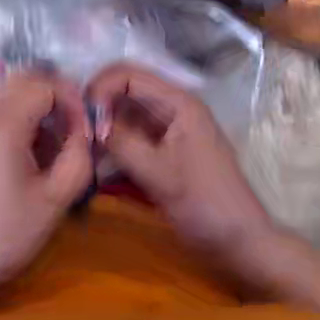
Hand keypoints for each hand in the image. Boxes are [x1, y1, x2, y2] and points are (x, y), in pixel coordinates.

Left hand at [0, 74, 95, 303]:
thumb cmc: (7, 231)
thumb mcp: (56, 197)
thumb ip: (79, 155)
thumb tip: (85, 131)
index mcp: (3, 120)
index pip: (48, 85)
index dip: (74, 103)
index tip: (86, 135)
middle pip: (29, 79)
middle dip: (58, 99)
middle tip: (75, 132)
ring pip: (14, 90)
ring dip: (40, 106)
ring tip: (56, 142)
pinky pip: (0, 105)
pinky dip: (22, 114)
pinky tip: (33, 148)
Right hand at [92, 63, 277, 258]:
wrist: (241, 244)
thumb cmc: (205, 205)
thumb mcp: (158, 174)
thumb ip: (121, 143)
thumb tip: (88, 123)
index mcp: (178, 103)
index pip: (127, 75)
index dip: (100, 90)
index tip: (83, 122)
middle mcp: (173, 109)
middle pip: (124, 92)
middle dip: (98, 109)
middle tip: (78, 137)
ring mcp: (169, 131)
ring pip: (125, 116)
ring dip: (104, 130)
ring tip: (85, 154)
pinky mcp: (165, 152)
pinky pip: (132, 138)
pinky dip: (114, 147)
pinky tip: (99, 167)